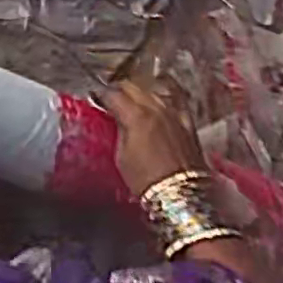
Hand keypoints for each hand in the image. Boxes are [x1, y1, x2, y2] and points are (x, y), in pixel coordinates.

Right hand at [102, 80, 208, 196]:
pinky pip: (175, 96)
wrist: (184, 197)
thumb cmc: (148, 182)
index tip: (95, 96)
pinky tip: (160, 89)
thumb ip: (119, 130)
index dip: (101, 93)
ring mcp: (173, 112)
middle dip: (118, 88)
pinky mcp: (187, 120)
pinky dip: (164, 91)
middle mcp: (156, 108)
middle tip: (110, 96)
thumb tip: (117, 118)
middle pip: (132, 85)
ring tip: (131, 96)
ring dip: (138, 89)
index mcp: (136, 115)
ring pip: (152, 88)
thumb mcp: (122, 157)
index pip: (113, 94)